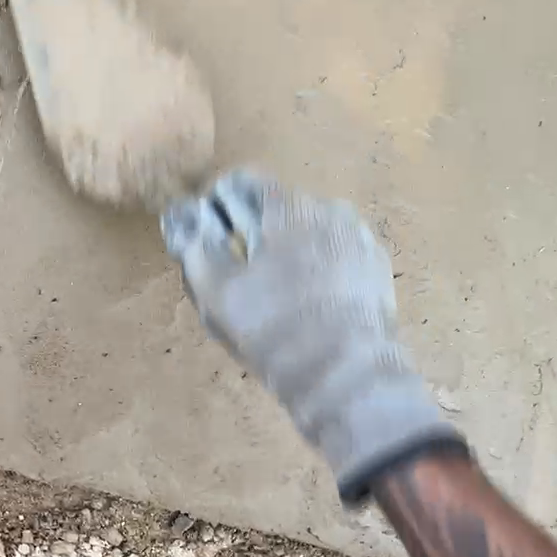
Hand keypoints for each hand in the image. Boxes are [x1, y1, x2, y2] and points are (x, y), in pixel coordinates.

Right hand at [161, 170, 461, 499]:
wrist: (344, 374)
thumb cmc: (269, 326)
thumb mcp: (214, 289)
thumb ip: (193, 244)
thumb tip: (180, 214)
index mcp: (286, 206)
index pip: (240, 183)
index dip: (214, 209)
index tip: (205, 241)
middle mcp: (328, 208)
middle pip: (274, 207)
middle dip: (250, 232)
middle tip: (235, 275)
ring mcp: (359, 237)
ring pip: (307, 231)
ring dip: (284, 250)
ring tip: (272, 295)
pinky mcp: (376, 268)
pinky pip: (333, 255)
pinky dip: (314, 269)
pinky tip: (304, 305)